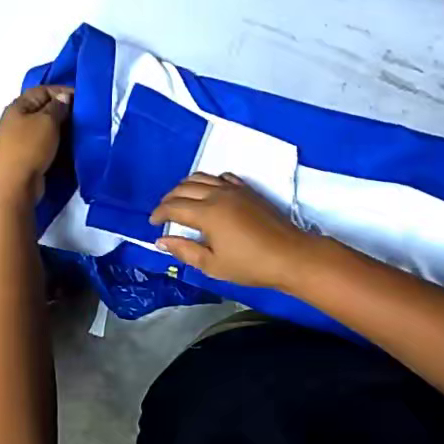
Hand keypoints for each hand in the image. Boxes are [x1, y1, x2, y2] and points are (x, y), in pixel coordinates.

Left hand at [0, 85, 72, 200]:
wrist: (13, 185)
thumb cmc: (29, 148)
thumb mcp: (47, 121)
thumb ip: (57, 107)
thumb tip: (64, 97)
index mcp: (18, 106)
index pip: (43, 90)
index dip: (63, 92)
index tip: (83, 99)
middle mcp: (16, 121)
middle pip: (43, 110)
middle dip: (64, 112)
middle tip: (84, 117)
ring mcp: (19, 141)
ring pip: (45, 129)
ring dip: (61, 130)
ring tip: (80, 133)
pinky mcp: (26, 158)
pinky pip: (45, 145)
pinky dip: (57, 145)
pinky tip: (69, 148)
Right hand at [150, 172, 318, 290]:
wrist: (291, 256)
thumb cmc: (250, 265)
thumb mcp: (212, 265)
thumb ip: (184, 250)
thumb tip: (161, 241)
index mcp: (207, 214)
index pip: (173, 207)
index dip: (159, 213)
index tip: (152, 223)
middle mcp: (218, 195)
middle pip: (184, 188)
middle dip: (168, 199)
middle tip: (163, 213)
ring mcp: (234, 190)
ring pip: (201, 178)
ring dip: (185, 186)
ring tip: (180, 200)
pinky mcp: (248, 190)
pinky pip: (221, 177)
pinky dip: (208, 182)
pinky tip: (208, 193)